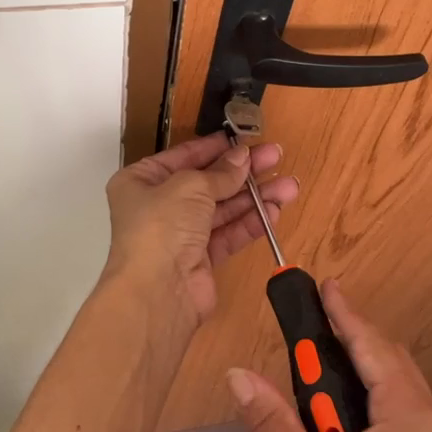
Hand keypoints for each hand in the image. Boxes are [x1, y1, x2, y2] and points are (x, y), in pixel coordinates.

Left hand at [104, 133, 299, 322]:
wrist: (156, 292)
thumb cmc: (162, 226)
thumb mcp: (190, 186)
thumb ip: (220, 172)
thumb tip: (243, 157)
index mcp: (142, 181)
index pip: (183, 156)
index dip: (215, 147)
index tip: (244, 139)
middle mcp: (158, 205)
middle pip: (207, 182)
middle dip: (243, 171)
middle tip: (275, 156)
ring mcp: (180, 234)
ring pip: (222, 209)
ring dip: (255, 197)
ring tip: (289, 185)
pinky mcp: (200, 260)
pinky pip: (228, 234)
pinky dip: (250, 222)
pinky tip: (275, 210)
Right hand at [229, 280, 431, 431]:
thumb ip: (272, 424)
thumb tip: (237, 375)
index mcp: (408, 417)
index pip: (372, 346)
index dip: (344, 313)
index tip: (324, 284)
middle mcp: (430, 425)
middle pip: (388, 363)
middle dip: (349, 342)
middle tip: (307, 330)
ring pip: (394, 392)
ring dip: (356, 376)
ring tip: (315, 375)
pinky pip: (399, 417)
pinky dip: (368, 404)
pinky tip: (338, 422)